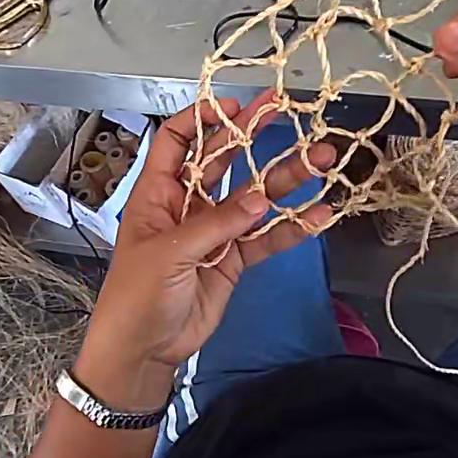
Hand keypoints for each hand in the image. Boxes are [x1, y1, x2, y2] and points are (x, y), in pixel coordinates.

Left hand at [75, 91, 335, 410]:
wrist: (144, 350)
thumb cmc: (137, 295)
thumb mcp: (167, 253)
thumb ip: (215, 224)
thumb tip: (261, 199)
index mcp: (159, 193)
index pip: (176, 142)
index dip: (200, 119)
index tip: (232, 106)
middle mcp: (189, 204)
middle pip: (223, 160)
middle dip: (253, 136)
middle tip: (285, 111)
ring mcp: (216, 230)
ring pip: (255, 196)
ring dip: (287, 178)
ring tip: (321, 159)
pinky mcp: (236, 258)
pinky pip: (267, 237)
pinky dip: (293, 227)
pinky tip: (321, 214)